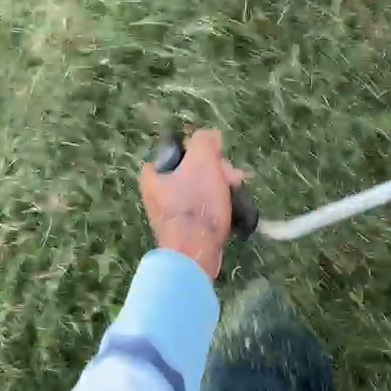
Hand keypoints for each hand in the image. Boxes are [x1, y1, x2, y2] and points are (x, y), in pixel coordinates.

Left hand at [138, 129, 245, 278]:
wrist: (195, 253)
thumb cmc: (196, 203)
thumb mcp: (202, 160)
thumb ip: (204, 140)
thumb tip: (211, 137)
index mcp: (153, 172)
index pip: (182, 148)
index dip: (203, 151)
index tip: (219, 159)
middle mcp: (156, 191)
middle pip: (193, 168)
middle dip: (218, 170)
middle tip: (233, 178)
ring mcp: (168, 211)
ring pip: (200, 187)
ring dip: (220, 186)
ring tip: (237, 194)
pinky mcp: (182, 228)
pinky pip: (201, 207)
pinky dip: (215, 205)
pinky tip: (231, 207)